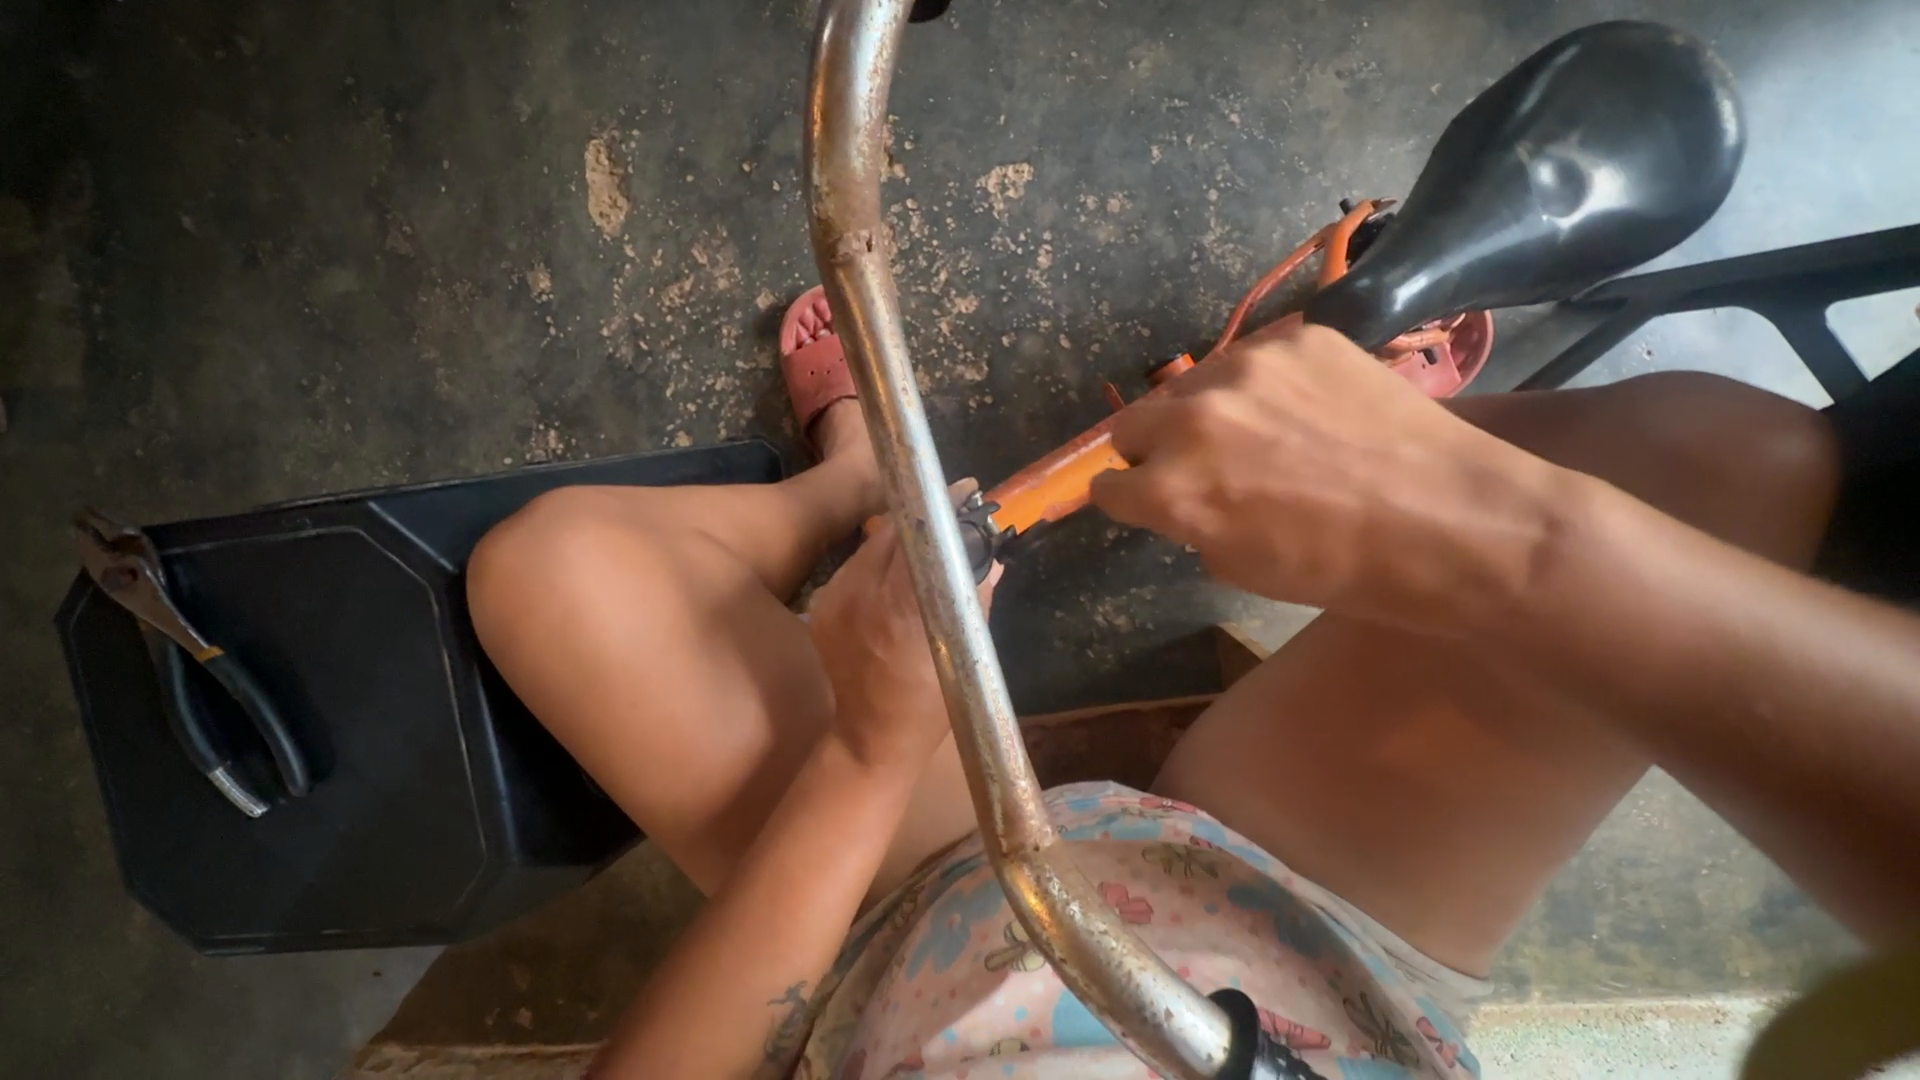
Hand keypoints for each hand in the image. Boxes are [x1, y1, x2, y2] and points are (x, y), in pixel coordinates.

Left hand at [807, 484, 1001, 769]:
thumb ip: (977, 601)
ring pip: (873, 543)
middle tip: (954, 510)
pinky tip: (897, 572)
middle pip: (895, 530)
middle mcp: (864, 595)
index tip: (966, 493)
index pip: (922, 536)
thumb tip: (991, 561)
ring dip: (903, 536)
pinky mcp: (822, 604)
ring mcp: (836, 598)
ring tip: (928, 540)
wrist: (867, 738)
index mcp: (905, 609)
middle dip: (926, 516)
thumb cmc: (931, 704)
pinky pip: (856, 565)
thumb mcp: (966, 655)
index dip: (945, 509)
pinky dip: (879, 561)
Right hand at [1089, 320, 1568, 633]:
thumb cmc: (1341, 570)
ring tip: (1258, 432)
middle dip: (1152, 451)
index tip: (1142, 500)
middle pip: (1131, 426)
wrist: (1453, 521)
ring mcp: (1246, 368)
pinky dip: (1260, 385)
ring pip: (1189, 387)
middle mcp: (1192, 421)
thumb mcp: (1238, 566)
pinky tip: (1305, 408)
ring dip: (1203, 412)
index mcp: (1172, 491)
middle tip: (1197, 466)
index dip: (1125, 498)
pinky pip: (1250, 359)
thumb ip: (1189, 522)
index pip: (1107, 486)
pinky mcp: (1296, 336)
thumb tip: (1181, 496)